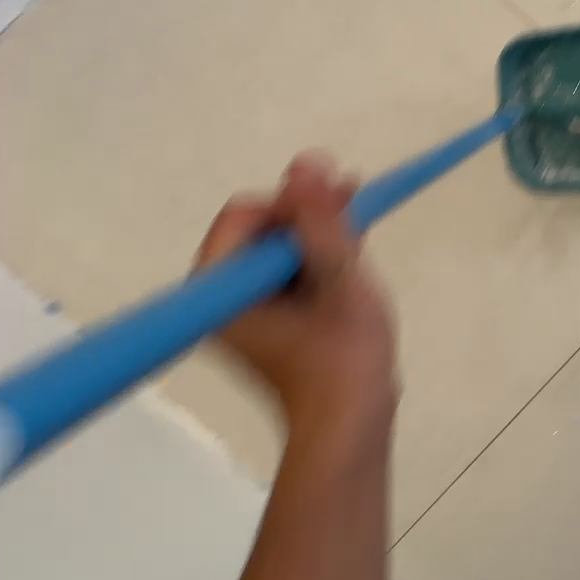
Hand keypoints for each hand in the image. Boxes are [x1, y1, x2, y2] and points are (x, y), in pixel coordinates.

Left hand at [193, 153, 398, 432]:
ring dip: (320, 237)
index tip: (343, 211)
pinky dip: (319, 260)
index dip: (296, 204)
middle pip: (261, 230)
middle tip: (359, 214)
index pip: (247, 215)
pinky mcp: (268, 320)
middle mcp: (220, 296)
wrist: (352, 418)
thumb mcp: (339, 276)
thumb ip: (320, 219)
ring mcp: (243, 310)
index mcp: (220, 287)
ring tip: (360, 241)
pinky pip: (287, 272)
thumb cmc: (345, 351)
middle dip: (310, 217)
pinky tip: (349, 262)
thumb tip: (308, 161)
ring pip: (279, 249)